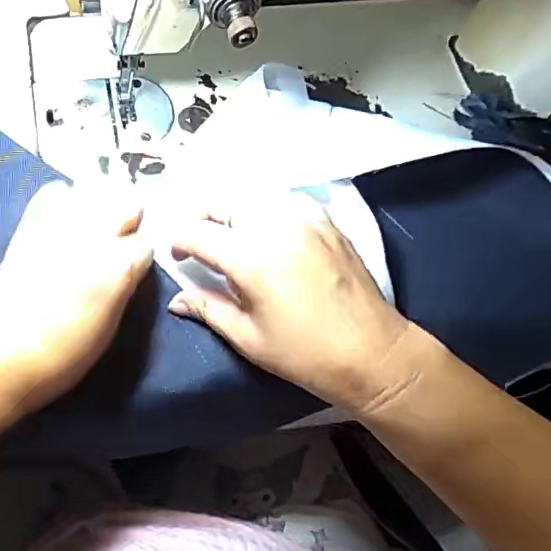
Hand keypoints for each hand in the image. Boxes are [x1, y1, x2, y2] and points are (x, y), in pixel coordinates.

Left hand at [0, 180, 153, 417]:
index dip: (138, 254)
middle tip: (117, 237)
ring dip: (99, 202)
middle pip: (126, 200)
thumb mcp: (111, 324)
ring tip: (92, 223)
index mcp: (118, 267)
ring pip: (94, 187)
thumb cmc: (66, 352)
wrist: (4, 352)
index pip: (146, 242)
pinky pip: (56, 191)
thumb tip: (128, 262)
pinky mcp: (31, 222)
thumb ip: (125, 283)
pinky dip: (65, 199)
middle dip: (127, 216)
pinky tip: (64, 219)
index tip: (130, 266)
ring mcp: (60, 224)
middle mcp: (93, 236)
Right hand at [166, 193, 428, 417]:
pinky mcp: (326, 221)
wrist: (374, 354)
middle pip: (222, 202)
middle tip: (203, 246)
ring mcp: (304, 219)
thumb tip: (177, 300)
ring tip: (234, 237)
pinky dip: (267, 208)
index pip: (197, 233)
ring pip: (253, 196)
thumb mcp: (247, 338)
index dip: (178, 243)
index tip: (178, 257)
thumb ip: (208, 309)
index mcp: (250, 260)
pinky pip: (285, 199)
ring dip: (234, 211)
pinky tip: (268, 232)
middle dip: (203, 220)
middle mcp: (274, 228)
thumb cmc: (305, 354)